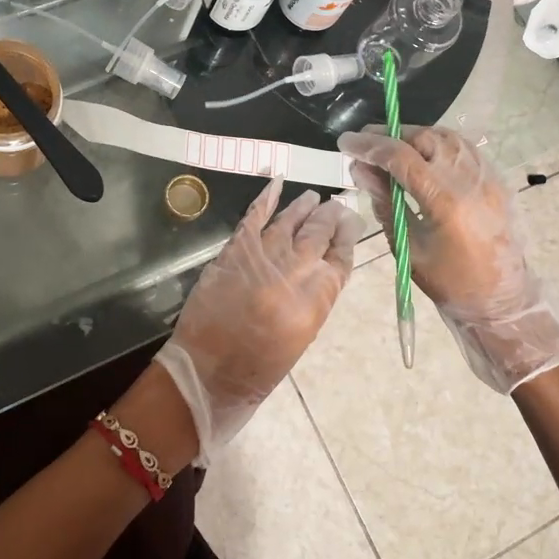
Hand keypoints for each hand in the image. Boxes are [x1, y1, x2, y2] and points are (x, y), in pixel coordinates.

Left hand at [155, 177, 360, 462]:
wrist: (207, 374)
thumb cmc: (256, 370)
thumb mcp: (300, 337)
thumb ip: (312, 300)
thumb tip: (320, 269)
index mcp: (314, 303)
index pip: (340, 262)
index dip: (347, 240)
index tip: (351, 224)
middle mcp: (293, 275)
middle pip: (317, 236)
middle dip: (329, 218)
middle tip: (336, 203)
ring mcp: (262, 259)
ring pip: (289, 223)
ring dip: (303, 208)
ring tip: (314, 197)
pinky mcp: (233, 252)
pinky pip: (253, 217)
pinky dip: (265, 198)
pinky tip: (276, 183)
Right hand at [337, 125, 558, 392]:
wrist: (504, 300)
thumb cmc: (450, 282)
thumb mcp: (407, 245)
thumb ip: (384, 202)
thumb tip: (359, 169)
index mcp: (445, 202)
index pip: (400, 157)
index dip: (369, 146)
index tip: (345, 142)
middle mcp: (469, 181)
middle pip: (424, 138)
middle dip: (389, 135)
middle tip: (363, 142)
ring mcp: (488, 177)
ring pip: (446, 136)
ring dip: (414, 135)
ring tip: (389, 146)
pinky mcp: (496, 180)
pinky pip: (464, 148)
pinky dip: (437, 143)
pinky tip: (421, 154)